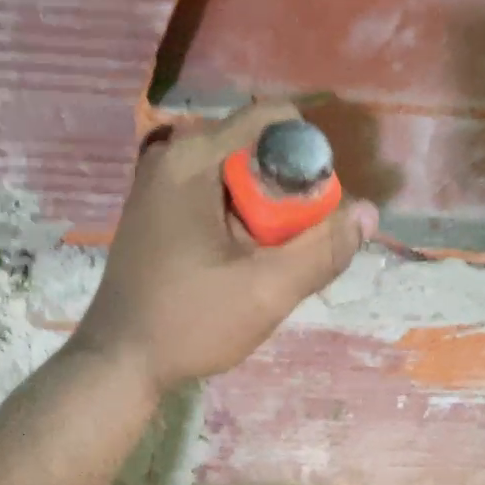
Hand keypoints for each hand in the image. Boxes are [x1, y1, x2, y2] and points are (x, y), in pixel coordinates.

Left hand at [70, 101, 378, 393]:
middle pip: (255, 152)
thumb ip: (322, 249)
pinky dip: (235, 227)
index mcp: (191, 159)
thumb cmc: (187, 323)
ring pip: (236, 182)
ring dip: (261, 218)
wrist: (117, 363)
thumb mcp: (266, 291)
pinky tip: (234, 270)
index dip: (309, 160)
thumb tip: (368, 212)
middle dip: (285, 197)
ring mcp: (157, 187)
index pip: (273, 120)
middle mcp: (170, 159)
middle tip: (286, 251)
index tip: (315, 212)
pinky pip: (212, 202)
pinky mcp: (154, 216)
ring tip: (260, 267)